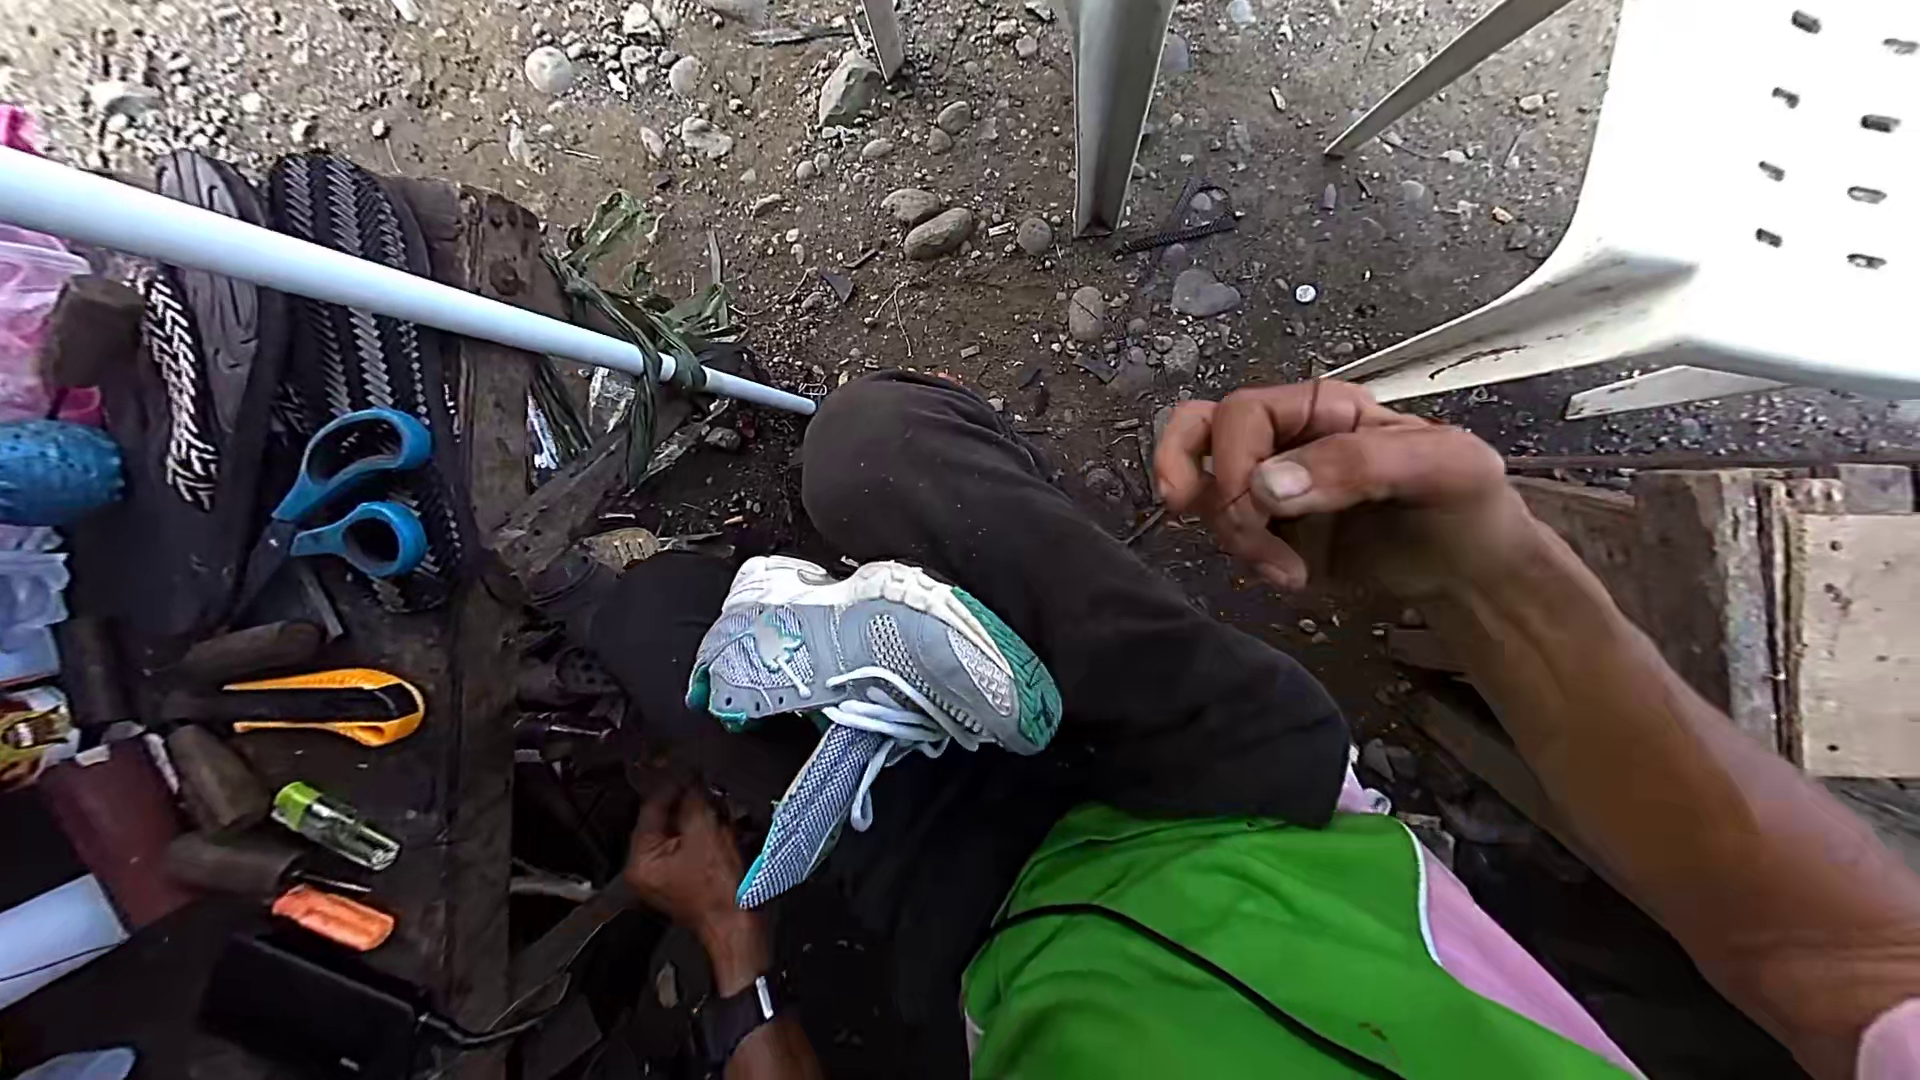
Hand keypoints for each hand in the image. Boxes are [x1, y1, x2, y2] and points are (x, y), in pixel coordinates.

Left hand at [624, 784, 750, 941]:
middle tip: (709, 789)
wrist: (739, 922)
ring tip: (721, 811)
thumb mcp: (705, 832)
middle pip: (667, 817)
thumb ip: (694, 800)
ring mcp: (667, 874)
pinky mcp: (687, 876)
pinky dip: (709, 831)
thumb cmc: (720, 891)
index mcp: (641, 860)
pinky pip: (694, 842)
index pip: (651, 807)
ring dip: (703, 815)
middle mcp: (648, 869)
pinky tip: (725, 828)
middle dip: (692, 801)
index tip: (689, 769)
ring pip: (683, 828)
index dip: (674, 784)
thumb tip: (690, 779)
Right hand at [1153, 380, 1540, 597]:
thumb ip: (1355, 464)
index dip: (1234, 461)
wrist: (1462, 569)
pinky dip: (1235, 554)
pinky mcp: (1259, 525)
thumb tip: (1262, 485)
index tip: (1260, 509)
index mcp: (1320, 407)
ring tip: (1279, 567)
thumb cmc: (1461, 503)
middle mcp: (1281, 438)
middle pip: (1196, 432)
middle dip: (1197, 481)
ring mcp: (1263, 482)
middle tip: (1196, 514)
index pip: (1241, 414)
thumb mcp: (1440, 466)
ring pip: (1199, 486)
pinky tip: (1282, 573)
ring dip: (1227, 531)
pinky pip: (1215, 527)